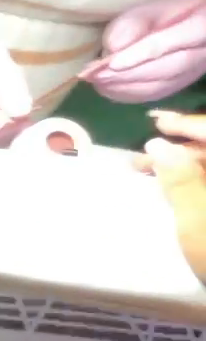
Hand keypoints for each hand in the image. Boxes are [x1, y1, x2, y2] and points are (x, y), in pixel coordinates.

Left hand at [82, 0, 205, 103]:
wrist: (170, 30)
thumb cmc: (159, 17)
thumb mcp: (146, 11)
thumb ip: (133, 23)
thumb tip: (116, 46)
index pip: (190, 35)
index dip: (150, 50)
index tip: (114, 62)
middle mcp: (205, 50)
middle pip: (172, 66)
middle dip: (127, 73)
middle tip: (93, 75)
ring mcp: (190, 72)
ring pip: (157, 86)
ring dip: (119, 85)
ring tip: (93, 78)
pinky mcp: (170, 88)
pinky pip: (145, 96)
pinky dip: (119, 92)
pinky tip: (103, 84)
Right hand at [139, 112, 205, 281]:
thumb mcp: (198, 218)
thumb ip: (180, 180)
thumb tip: (158, 146)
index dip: (190, 124)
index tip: (155, 121)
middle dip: (185, 145)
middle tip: (141, 156)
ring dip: (189, 161)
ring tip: (150, 170)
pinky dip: (197, 176)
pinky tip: (176, 181)